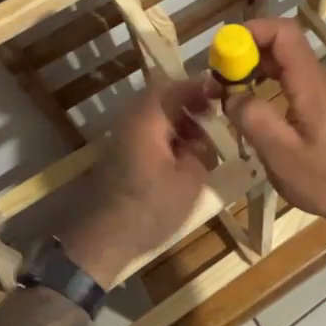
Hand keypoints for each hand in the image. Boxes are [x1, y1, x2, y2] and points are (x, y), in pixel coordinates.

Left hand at [59, 78, 211, 287]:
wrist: (105, 239)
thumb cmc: (151, 207)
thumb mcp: (190, 179)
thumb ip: (200, 150)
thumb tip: (199, 141)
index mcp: (147, 120)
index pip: (175, 87)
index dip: (199, 86)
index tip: (221, 92)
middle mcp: (131, 120)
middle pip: (162, 96)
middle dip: (189, 101)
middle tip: (212, 114)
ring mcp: (122, 137)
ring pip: (154, 114)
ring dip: (178, 119)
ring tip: (199, 141)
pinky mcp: (119, 154)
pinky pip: (147, 130)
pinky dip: (166, 134)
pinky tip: (181, 156)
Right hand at [222, 18, 325, 228]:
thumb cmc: (325, 178)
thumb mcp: (280, 153)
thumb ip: (252, 118)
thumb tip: (231, 94)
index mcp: (311, 82)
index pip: (283, 32)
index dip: (251, 31)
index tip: (222, 52)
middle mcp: (320, 77)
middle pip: (282, 44)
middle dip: (246, 52)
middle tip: (218, 76)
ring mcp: (325, 91)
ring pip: (286, 62)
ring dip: (256, 68)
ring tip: (229, 91)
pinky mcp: (325, 106)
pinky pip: (293, 80)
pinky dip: (269, 82)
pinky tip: (254, 106)